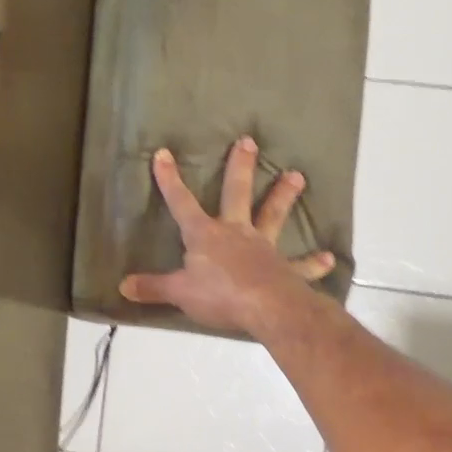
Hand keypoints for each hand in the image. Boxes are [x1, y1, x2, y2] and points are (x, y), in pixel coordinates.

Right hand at [119, 138, 337, 333]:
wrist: (269, 309)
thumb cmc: (219, 295)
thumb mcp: (178, 292)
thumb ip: (152, 287)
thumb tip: (123, 286)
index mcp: (204, 235)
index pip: (181, 202)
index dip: (170, 179)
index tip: (164, 153)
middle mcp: (235, 233)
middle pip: (236, 194)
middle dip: (239, 168)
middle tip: (248, 141)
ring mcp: (264, 248)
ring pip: (272, 216)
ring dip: (283, 196)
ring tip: (296, 175)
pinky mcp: (286, 270)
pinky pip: (301, 265)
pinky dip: (314, 263)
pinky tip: (328, 258)